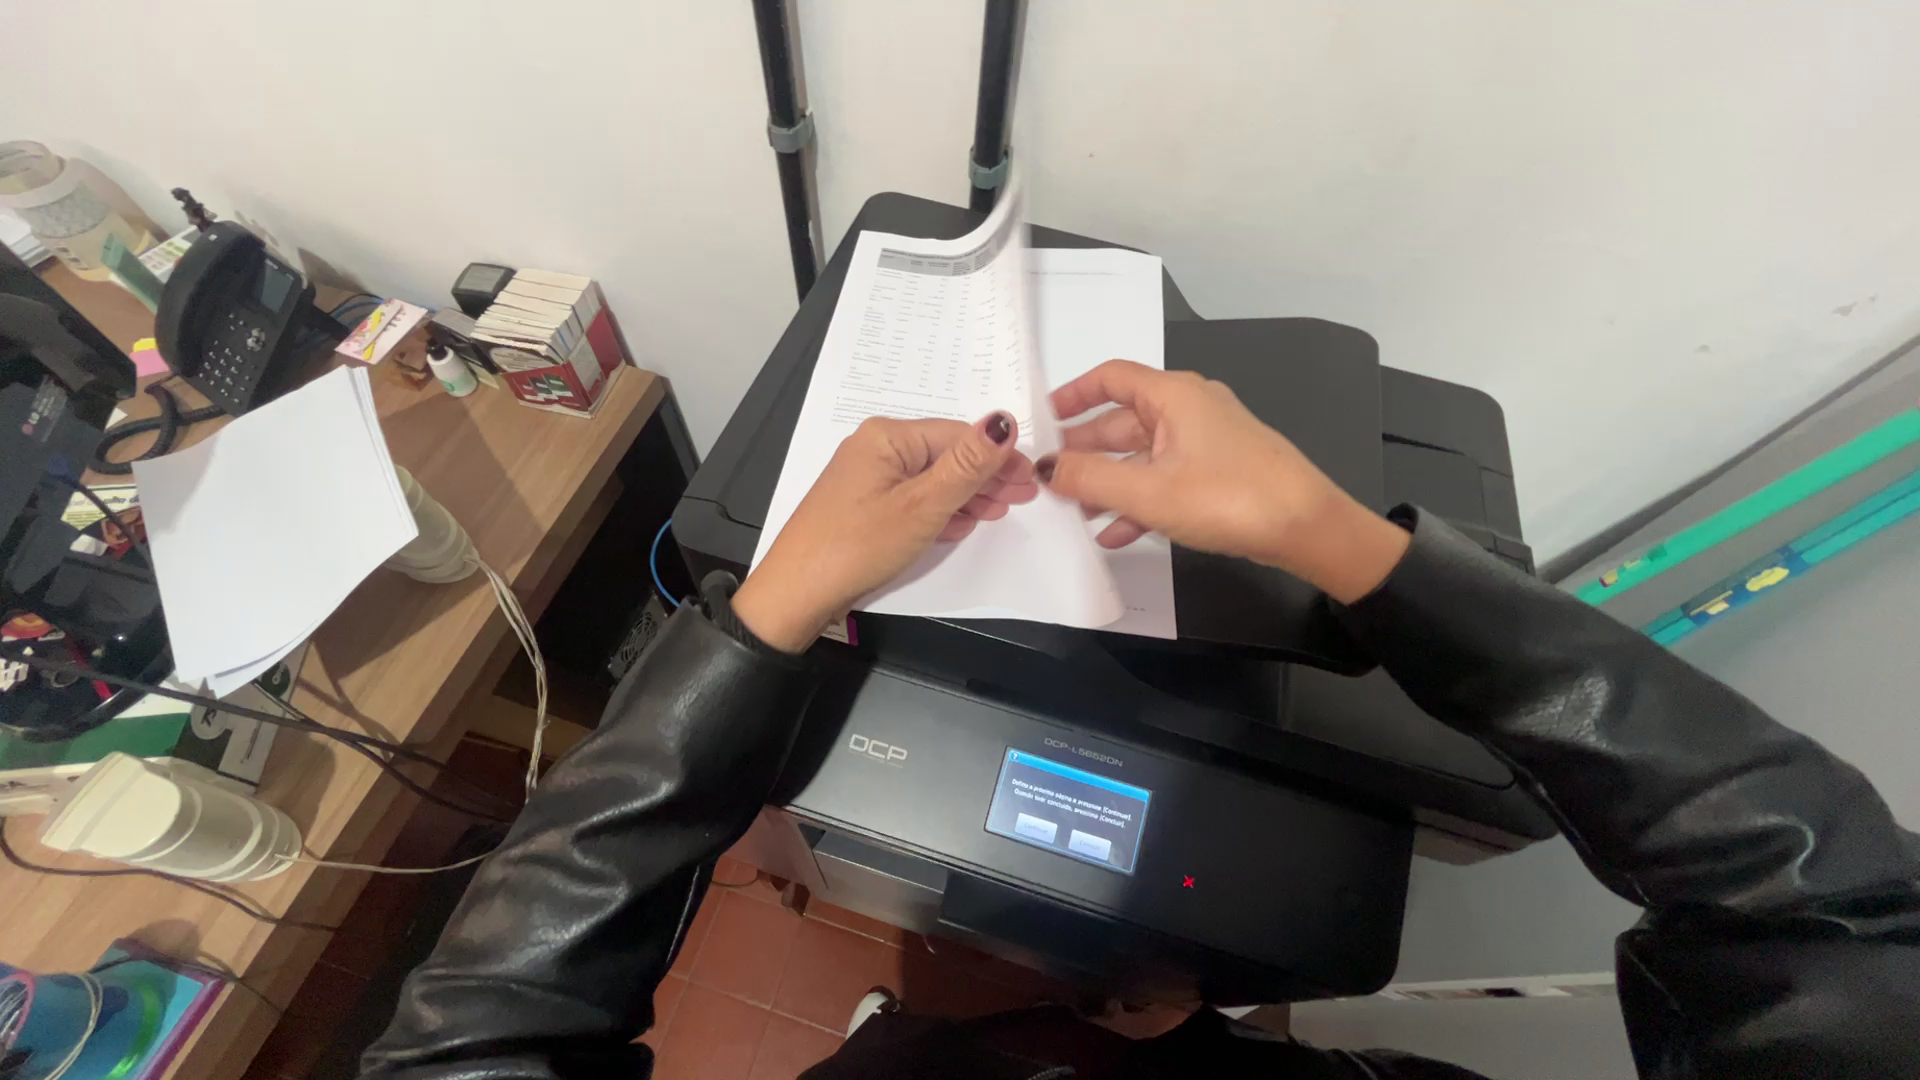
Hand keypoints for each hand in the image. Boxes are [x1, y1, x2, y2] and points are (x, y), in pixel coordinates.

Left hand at [733, 412, 1035, 650]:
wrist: (799, 593)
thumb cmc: (858, 546)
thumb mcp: (922, 506)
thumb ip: (967, 465)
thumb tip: (1002, 422)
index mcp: (887, 437)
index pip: (958, 435)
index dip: (998, 456)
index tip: (1030, 479)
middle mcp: (876, 448)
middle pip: (945, 455)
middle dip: (986, 476)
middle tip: (1023, 497)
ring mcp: (868, 477)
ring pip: (931, 478)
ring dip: (967, 494)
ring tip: (998, 511)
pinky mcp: (865, 505)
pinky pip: (913, 497)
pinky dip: (940, 509)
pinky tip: (962, 522)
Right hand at [1038, 360, 1408, 602]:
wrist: (1308, 529)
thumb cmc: (1227, 497)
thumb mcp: (1148, 491)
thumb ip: (1088, 478)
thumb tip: (1044, 466)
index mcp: (1173, 396)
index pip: (1111, 378)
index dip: (1073, 394)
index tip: (1043, 418)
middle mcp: (1188, 410)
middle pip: (1122, 420)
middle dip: (1084, 449)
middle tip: (1049, 475)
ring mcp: (1205, 442)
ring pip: (1141, 455)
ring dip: (1107, 481)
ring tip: (1075, 511)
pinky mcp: (1217, 472)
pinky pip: (1164, 478)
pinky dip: (1137, 500)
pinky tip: (1114, 532)